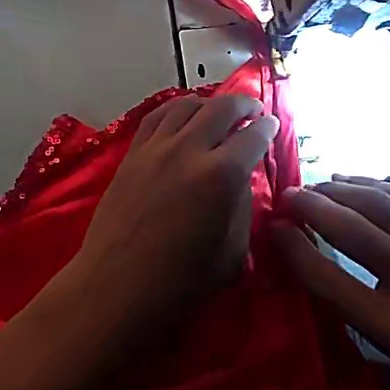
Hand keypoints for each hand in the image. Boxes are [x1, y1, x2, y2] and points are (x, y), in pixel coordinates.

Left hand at [64, 92, 278, 332]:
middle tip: (253, 110)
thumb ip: (242, 208)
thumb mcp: (232, 253)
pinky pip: (157, 116)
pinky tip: (182, 115)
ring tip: (219, 111)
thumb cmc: (180, 282)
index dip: (267, 128)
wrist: (117, 285)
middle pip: (222, 108)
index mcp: (221, 176)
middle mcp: (189, 150)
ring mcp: (156, 148)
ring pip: (188, 105)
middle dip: (244, 104)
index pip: (253, 137)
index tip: (272, 125)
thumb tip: (242, 181)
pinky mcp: (132, 153)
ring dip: (210, 103)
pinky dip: (176, 109)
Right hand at [271, 177, 389, 389]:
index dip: (294, 250)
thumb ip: (358, 311)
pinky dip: (374, 187)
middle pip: (350, 231)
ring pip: (378, 204)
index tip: (274, 229)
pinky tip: (353, 183)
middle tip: (286, 196)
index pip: (330, 280)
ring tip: (313, 186)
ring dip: (338, 190)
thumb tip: (311, 259)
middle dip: (310, 207)